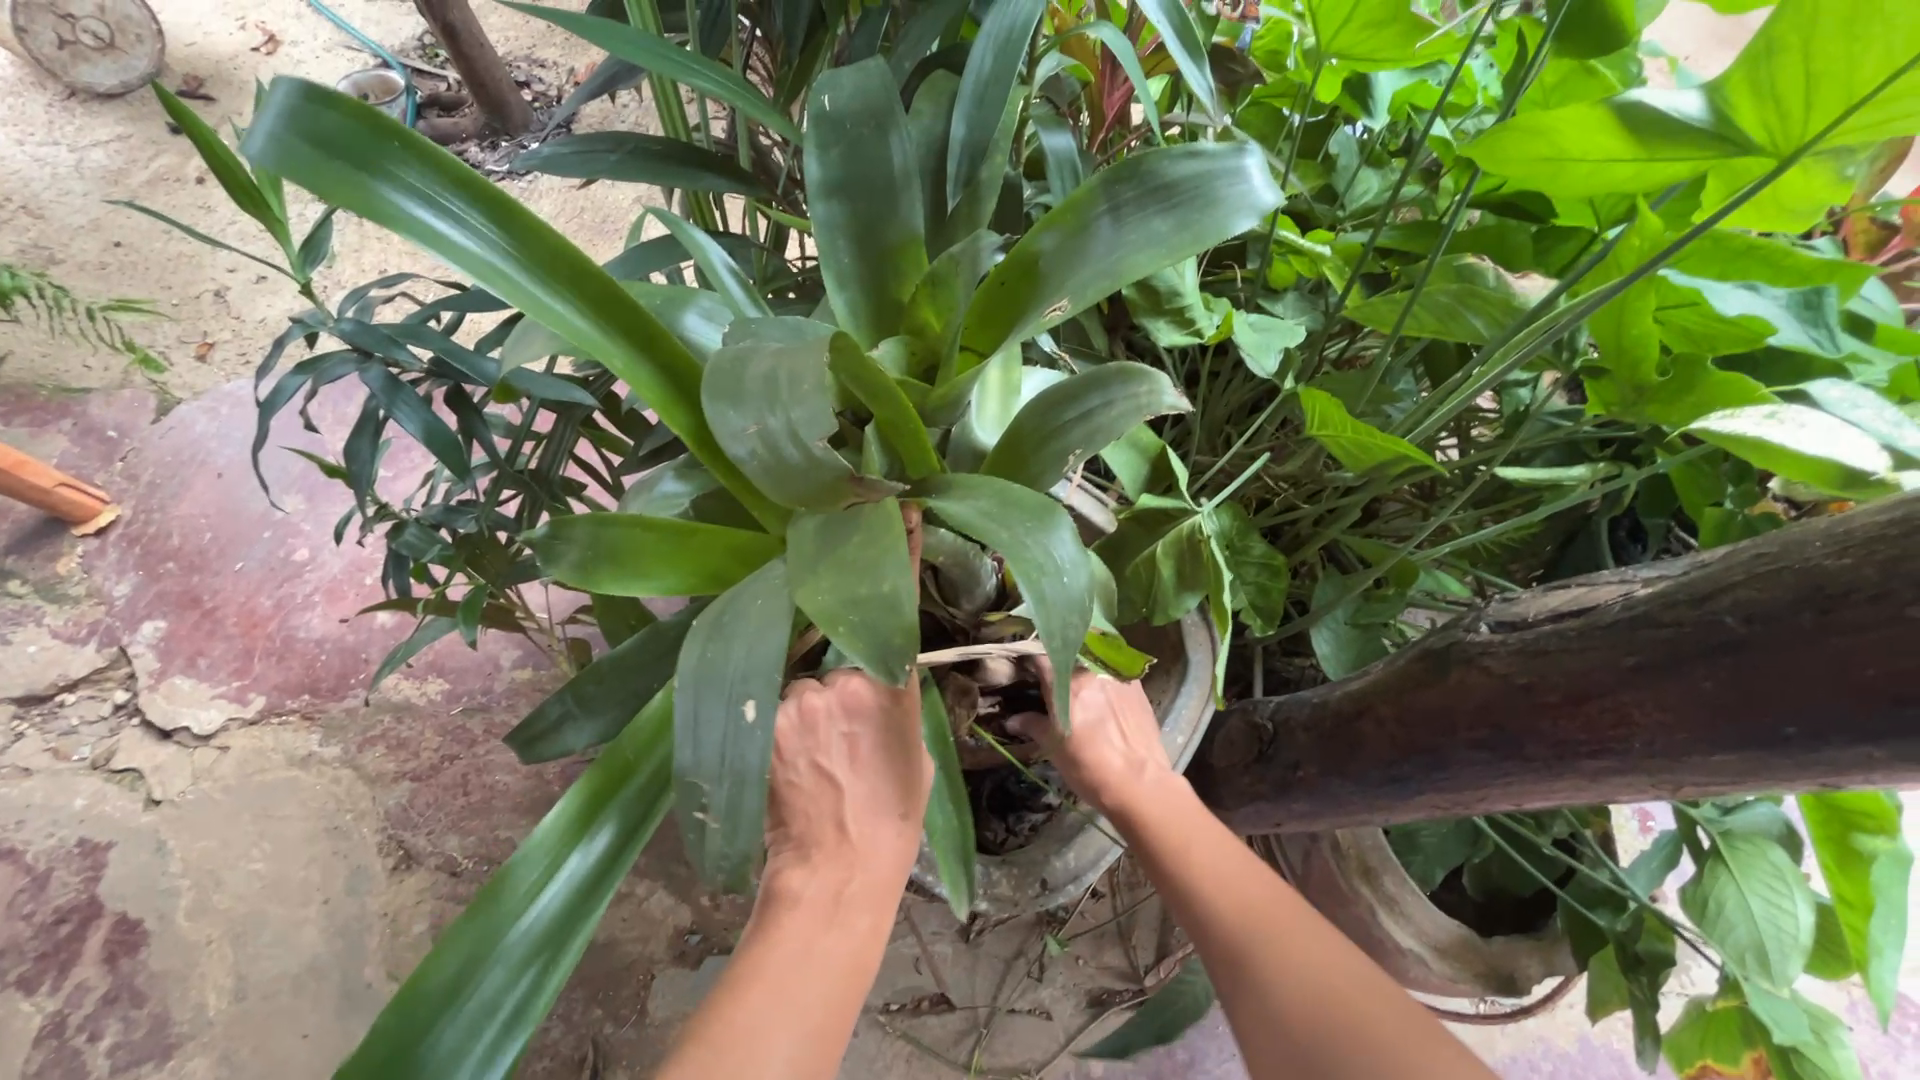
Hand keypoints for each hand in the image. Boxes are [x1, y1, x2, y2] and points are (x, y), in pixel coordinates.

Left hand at [765, 669, 931, 884]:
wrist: (838, 864)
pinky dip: (777, 734)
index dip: (872, 681)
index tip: (866, 699)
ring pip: (799, 694)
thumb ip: (899, 717)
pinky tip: (785, 762)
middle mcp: (847, 685)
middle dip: (833, 701)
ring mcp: (802, 703)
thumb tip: (880, 704)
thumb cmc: (893, 821)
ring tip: (807, 755)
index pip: (880, 657)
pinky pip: (772, 716)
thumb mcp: (920, 760)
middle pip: (834, 676)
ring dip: (802, 717)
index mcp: (892, 689)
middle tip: (835, 737)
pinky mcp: (767, 725)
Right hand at [1009, 666, 1180, 823]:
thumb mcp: (1053, 747)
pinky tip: (1108, 698)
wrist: (1138, 783)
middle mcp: (1088, 670)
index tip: (1030, 674)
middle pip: (1069, 658)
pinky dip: (1107, 680)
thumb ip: (1032, 725)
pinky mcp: (1137, 685)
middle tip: (1059, 686)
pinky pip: (1115, 673)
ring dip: (1085, 671)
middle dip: (1061, 668)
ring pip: (1094, 662)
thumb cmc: (1087, 766)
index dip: (1033, 665)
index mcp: (1063, 683)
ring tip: (1085, 691)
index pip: (1041, 660)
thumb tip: (1011, 720)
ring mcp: (1115, 675)